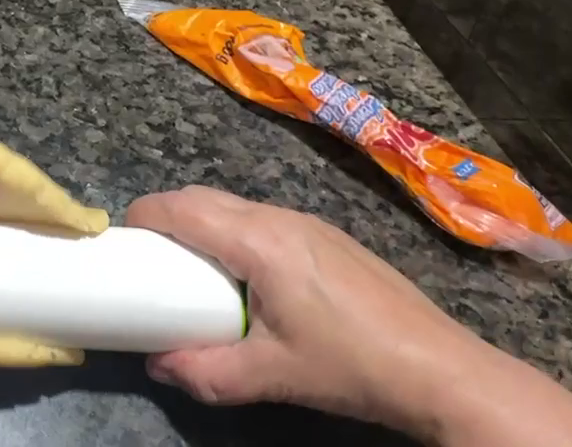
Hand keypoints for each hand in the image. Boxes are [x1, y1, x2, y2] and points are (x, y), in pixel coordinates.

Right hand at [127, 186, 493, 437]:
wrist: (447, 372)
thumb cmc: (352, 366)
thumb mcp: (274, 376)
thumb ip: (207, 371)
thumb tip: (156, 366)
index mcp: (258, 241)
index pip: (181, 207)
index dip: (144, 216)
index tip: (124, 242)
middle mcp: (278, 217)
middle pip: (202, 196)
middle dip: (167, 216)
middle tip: (151, 257)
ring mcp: (307, 221)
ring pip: (233, 204)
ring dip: (202, 222)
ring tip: (194, 268)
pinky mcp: (328, 235)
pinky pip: (261, 217)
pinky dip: (234, 231)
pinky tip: (249, 275)